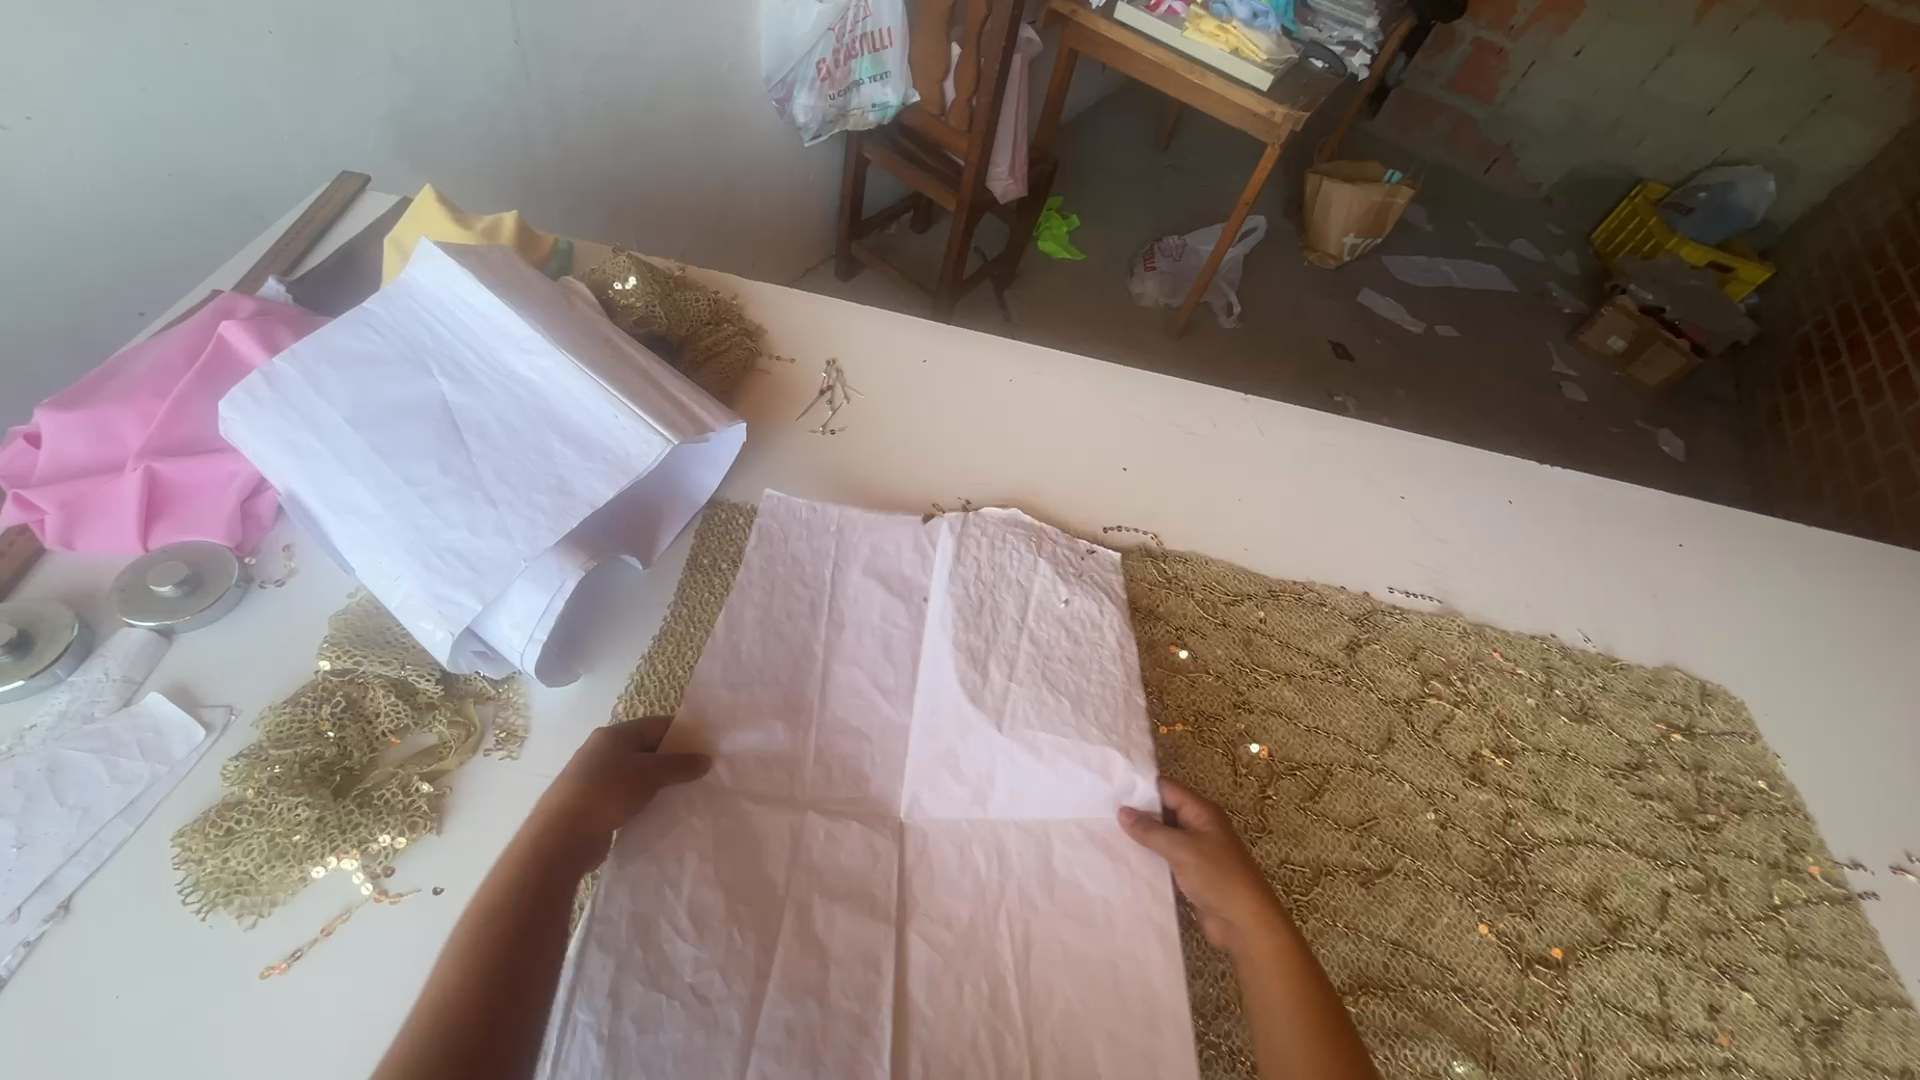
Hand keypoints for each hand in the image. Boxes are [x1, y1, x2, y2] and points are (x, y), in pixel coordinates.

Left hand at [526, 716, 710, 876]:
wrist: (561, 836)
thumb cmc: (607, 791)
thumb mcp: (651, 774)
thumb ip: (681, 765)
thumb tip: (706, 759)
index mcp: (614, 734)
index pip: (657, 725)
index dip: (683, 734)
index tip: (705, 748)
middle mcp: (601, 751)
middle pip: (646, 749)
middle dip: (672, 760)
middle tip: (699, 772)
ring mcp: (593, 778)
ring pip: (635, 774)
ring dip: (656, 783)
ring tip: (682, 793)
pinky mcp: (591, 803)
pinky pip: (624, 795)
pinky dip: (641, 800)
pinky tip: (656, 811)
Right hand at [1119, 777, 1286, 955]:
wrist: (1244, 923)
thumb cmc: (1218, 877)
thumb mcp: (1182, 848)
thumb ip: (1151, 830)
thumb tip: (1122, 812)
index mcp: (1202, 812)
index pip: (1167, 789)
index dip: (1141, 788)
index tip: (1112, 789)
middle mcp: (1198, 827)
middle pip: (1164, 812)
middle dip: (1138, 813)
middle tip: (1103, 812)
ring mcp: (1195, 851)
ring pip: (1163, 837)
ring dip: (1142, 838)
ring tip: (1107, 834)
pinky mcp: (1190, 874)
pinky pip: (1165, 859)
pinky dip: (1149, 858)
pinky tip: (1125, 860)